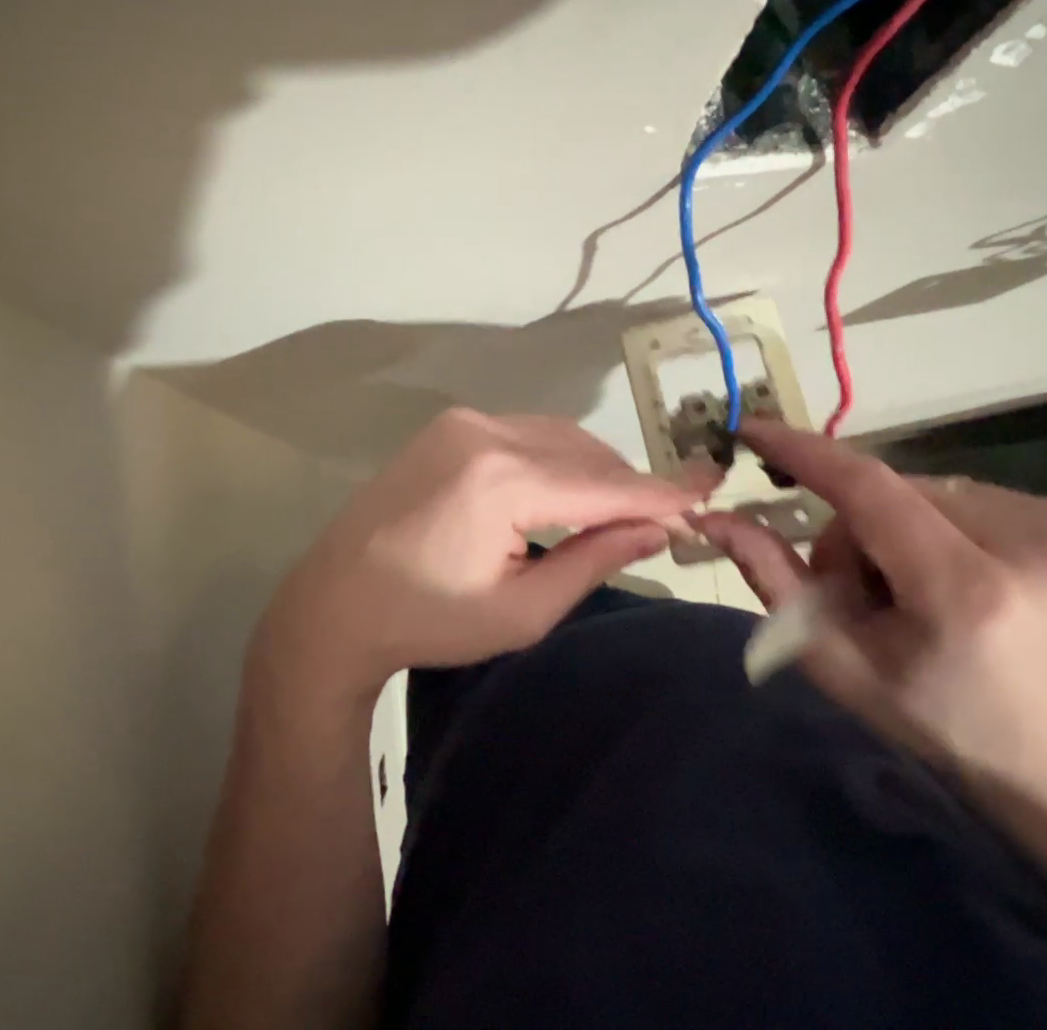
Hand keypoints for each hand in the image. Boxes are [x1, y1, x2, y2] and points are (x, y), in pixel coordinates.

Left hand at [252, 408, 704, 706]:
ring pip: (558, 437)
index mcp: (502, 481)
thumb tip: (657, 529)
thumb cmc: (427, 622)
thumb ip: (593, 561)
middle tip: (664, 521)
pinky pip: (525, 434)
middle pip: (585, 453)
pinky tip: (565, 493)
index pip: (605, 485)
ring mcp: (461, 424)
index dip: (662, 493)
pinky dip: (557, 459)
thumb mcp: (521, 611)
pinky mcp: (447, 428)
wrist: (335, 603)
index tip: (712, 492)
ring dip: (594, 470)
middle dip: (628, 485)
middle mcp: (484, 433)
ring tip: (617, 514)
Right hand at [692, 419, 1046, 802]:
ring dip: (891, 528)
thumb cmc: (934, 721)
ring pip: (923, 490)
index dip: (803, 453)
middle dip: (851, 532)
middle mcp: (1027, 542)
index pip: (868, 490)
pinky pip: (963, 497)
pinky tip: (950, 580)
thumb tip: (715, 519)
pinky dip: (934, 529)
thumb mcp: (837, 663)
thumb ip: (775, 582)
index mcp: (965, 591)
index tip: (753, 430)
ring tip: (909, 594)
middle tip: (855, 596)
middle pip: (889, 493)